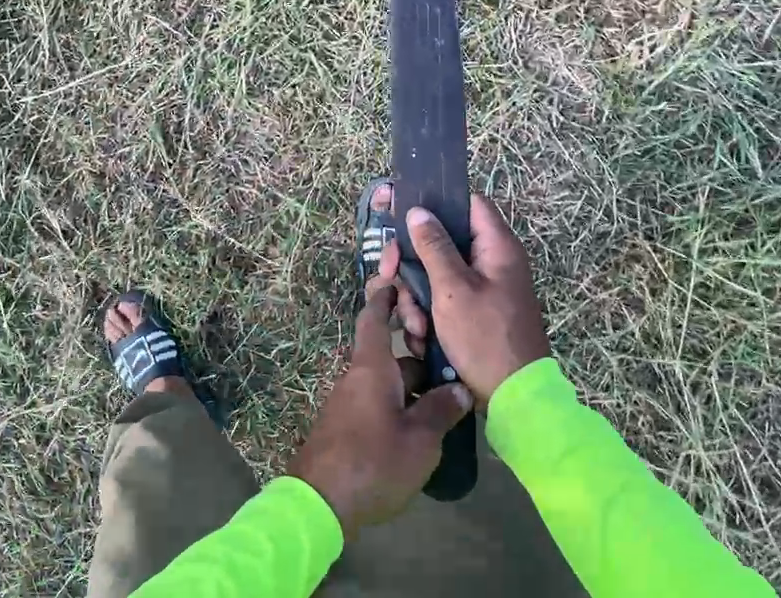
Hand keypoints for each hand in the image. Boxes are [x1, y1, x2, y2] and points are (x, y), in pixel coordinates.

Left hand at [288, 282, 474, 540]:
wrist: (321, 501)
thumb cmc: (373, 460)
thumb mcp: (420, 438)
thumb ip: (441, 409)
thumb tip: (459, 388)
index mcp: (371, 367)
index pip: (375, 318)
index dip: (386, 296)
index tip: (398, 278)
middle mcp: (359, 377)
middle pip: (392, 355)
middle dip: (421, 359)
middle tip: (458, 368)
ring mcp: (351, 403)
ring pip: (390, 383)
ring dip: (417, 389)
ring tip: (454, 405)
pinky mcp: (350, 427)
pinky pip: (381, 404)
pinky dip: (404, 407)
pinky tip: (428, 430)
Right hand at [378, 193, 550, 404]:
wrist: (514, 399)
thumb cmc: (485, 337)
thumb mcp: (453, 289)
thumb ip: (434, 246)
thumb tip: (418, 210)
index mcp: (496, 247)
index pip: (467, 203)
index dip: (434, 200)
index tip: (399, 204)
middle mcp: (490, 262)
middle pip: (441, 239)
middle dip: (410, 259)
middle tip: (389, 272)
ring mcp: (481, 288)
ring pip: (434, 272)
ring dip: (415, 294)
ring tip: (412, 322)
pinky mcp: (472, 311)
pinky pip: (441, 298)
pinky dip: (426, 313)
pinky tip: (419, 335)